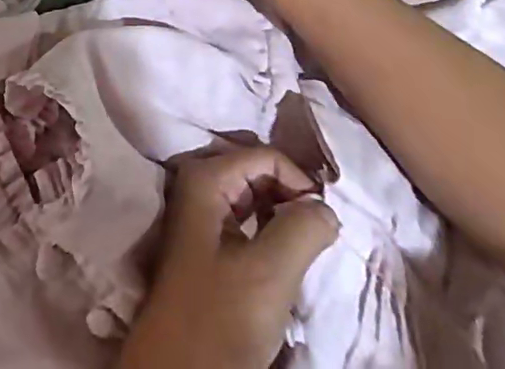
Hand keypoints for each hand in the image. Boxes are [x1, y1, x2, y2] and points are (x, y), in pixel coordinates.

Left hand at [119, 147, 339, 368]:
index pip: (265, 156)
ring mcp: (200, 215)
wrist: (177, 365)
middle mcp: (197, 186)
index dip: (300, 183)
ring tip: (311, 248)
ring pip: (255, 198)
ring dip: (285, 217)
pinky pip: (248, 221)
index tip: (326, 223)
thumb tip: (327, 206)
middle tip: (322, 236)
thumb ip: (302, 229)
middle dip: (293, 197)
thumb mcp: (269, 272)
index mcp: (203, 178)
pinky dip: (273, 232)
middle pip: (258, 172)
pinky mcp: (207, 243)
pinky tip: (290, 257)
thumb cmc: (219, 314)